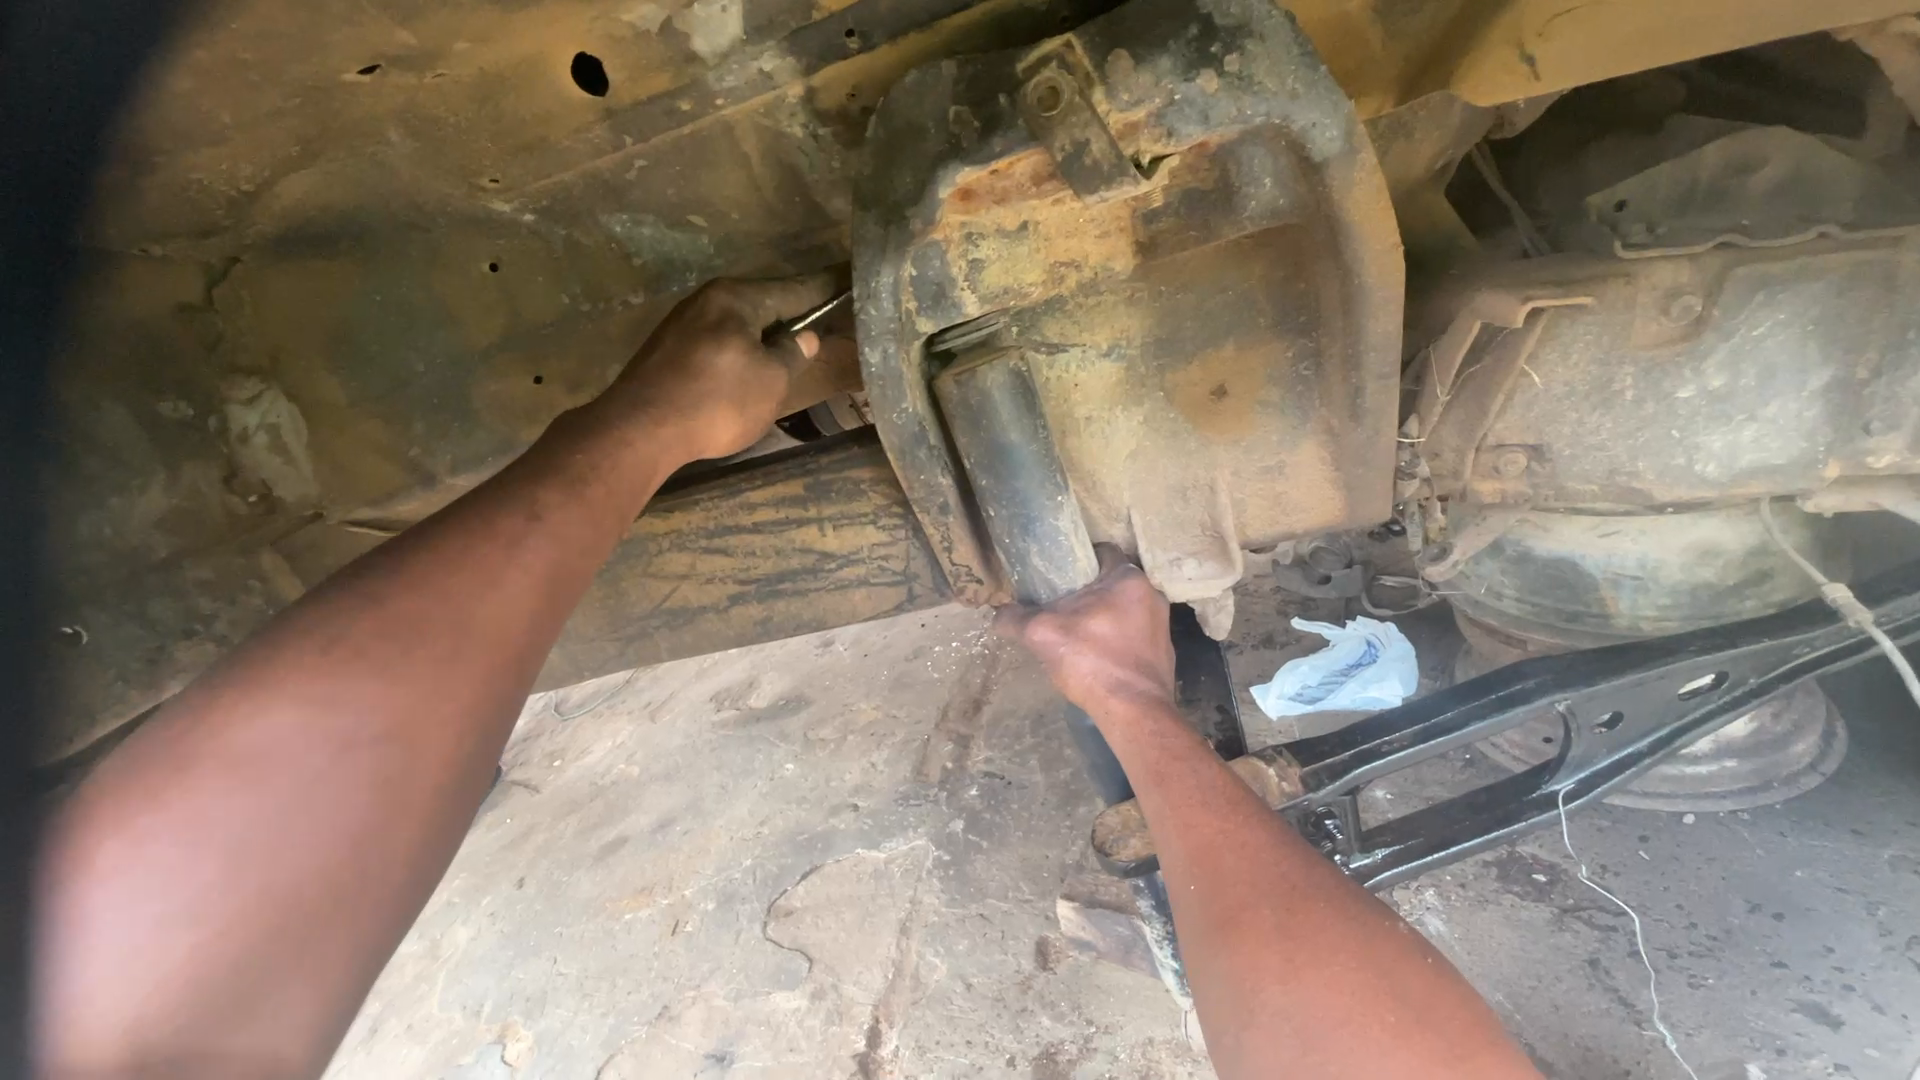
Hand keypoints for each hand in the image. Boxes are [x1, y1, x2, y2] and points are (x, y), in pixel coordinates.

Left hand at [596, 274, 845, 463]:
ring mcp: (682, 324)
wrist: (642, 429)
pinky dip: (738, 353)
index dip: (823, 291)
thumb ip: (791, 355)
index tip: (846, 281)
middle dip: (790, 316)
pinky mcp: (667, 351)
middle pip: (761, 305)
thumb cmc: (719, 400)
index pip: (793, 290)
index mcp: (736, 298)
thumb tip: (805, 337)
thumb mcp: (771, 381)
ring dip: (762, 338)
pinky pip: (716, 344)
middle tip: (820, 324)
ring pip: (736, 326)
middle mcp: (707, 300)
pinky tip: (747, 371)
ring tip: (787, 352)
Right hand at [995, 545, 1175, 714]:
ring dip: (1102, 617)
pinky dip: (1115, 641)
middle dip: (1088, 593)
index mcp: (1129, 579)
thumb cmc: (1092, 661)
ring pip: (1124, 610)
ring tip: (1075, 633)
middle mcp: (1152, 595)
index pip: (1102, 551)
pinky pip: (1134, 636)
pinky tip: (1096, 658)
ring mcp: (1162, 626)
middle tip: (1060, 606)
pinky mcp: (1163, 654)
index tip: (1058, 574)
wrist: (1134, 712)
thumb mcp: (1042, 634)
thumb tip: (997, 613)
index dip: (1078, 559)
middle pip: (1111, 583)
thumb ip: (1016, 618)